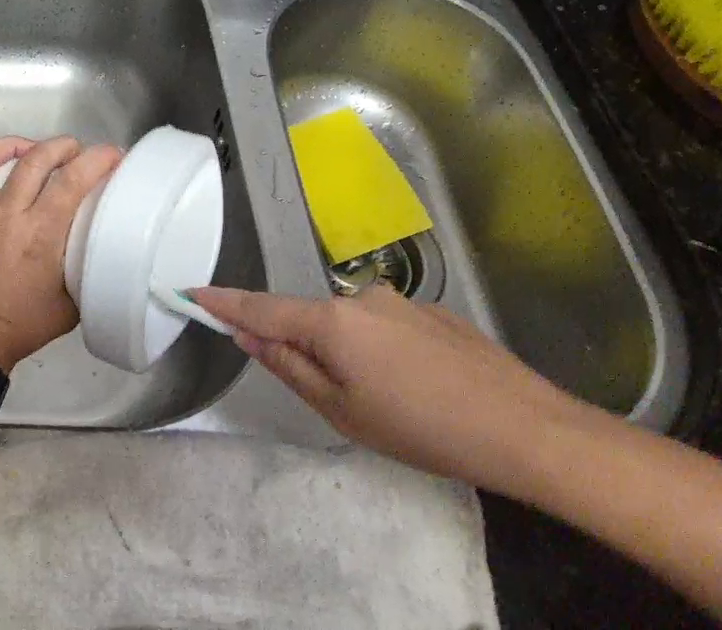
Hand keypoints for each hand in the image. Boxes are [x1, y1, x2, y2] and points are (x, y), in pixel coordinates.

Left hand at [0, 136, 122, 372]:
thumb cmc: (27, 322)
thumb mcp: (74, 298)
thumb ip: (85, 263)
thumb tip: (99, 241)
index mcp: (41, 233)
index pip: (72, 180)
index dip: (97, 159)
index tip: (112, 155)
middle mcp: (6, 214)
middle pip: (35, 159)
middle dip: (62, 146)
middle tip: (74, 151)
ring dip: (12, 145)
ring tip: (29, 148)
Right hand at [192, 284, 606, 494]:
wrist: (531, 432)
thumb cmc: (423, 428)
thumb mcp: (342, 411)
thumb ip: (289, 366)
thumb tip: (250, 335)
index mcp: (331, 321)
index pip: (261, 307)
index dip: (224, 302)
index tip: (190, 290)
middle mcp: (361, 298)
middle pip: (310, 317)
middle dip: (304, 346)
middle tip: (333, 398)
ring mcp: (403, 302)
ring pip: (353, 325)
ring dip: (350, 353)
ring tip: (389, 402)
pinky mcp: (437, 315)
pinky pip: (389, 328)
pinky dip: (385, 352)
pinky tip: (421, 389)